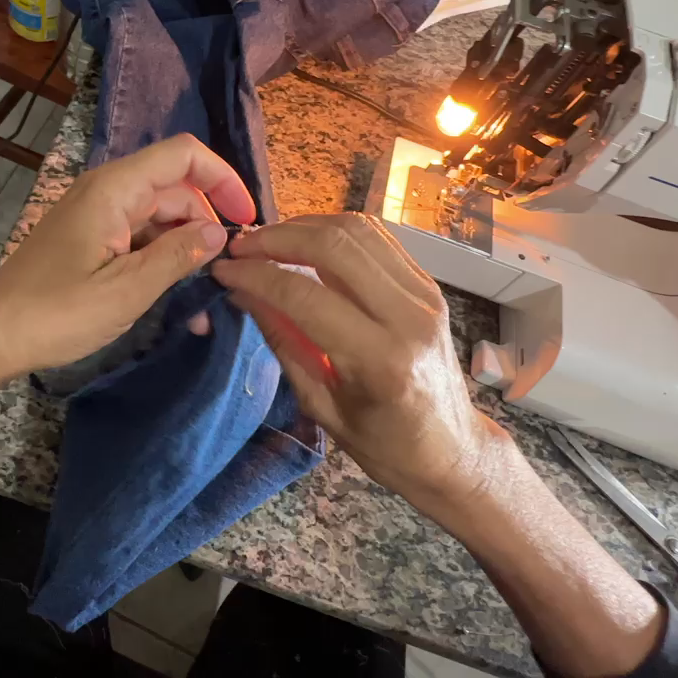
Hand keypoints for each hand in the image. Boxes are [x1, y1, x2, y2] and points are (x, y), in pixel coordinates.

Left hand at [0, 134, 257, 386]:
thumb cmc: (57, 313)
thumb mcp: (127, 290)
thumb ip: (177, 256)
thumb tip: (218, 231)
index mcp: (114, 189)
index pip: (183, 156)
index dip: (223, 179)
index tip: (246, 222)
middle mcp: (105, 190)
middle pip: (174, 187)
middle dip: (206, 222)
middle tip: (228, 271)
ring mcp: (95, 212)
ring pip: (158, 214)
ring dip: (184, 248)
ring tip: (202, 298)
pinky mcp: (88, 235)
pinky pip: (136, 234)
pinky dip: (159, 258)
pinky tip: (173, 297)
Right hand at [211, 213, 503, 506]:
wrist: (454, 451)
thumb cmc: (385, 445)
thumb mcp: (320, 405)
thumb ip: (282, 341)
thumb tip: (240, 292)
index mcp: (381, 361)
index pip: (305, 296)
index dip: (256, 276)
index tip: (222, 270)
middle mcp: (408, 317)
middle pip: (333, 247)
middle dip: (276, 238)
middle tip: (240, 247)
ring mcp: (424, 294)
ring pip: (355, 230)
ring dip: (302, 226)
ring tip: (267, 239)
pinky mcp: (428, 283)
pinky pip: (375, 237)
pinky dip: (332, 229)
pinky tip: (304, 240)